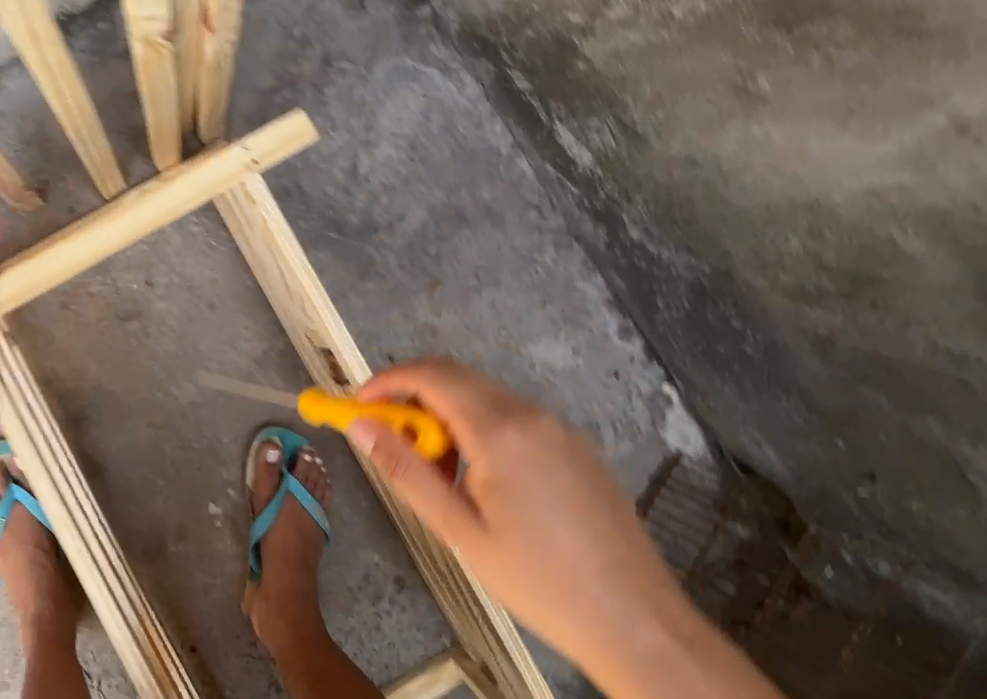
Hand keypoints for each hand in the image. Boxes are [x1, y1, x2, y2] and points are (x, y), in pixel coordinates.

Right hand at [347, 360, 693, 678]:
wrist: (640, 624)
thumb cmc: (540, 581)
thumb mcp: (459, 531)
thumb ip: (406, 471)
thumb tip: (359, 426)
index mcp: (500, 431)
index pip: (431, 376)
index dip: (386, 382)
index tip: (359, 406)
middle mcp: (532, 416)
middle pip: (457, 378)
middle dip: (412, 399)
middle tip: (391, 442)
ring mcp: (561, 431)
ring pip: (485, 398)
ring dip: (446, 417)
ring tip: (438, 475)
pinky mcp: (578, 451)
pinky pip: (515, 420)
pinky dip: (480, 430)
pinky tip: (482, 483)